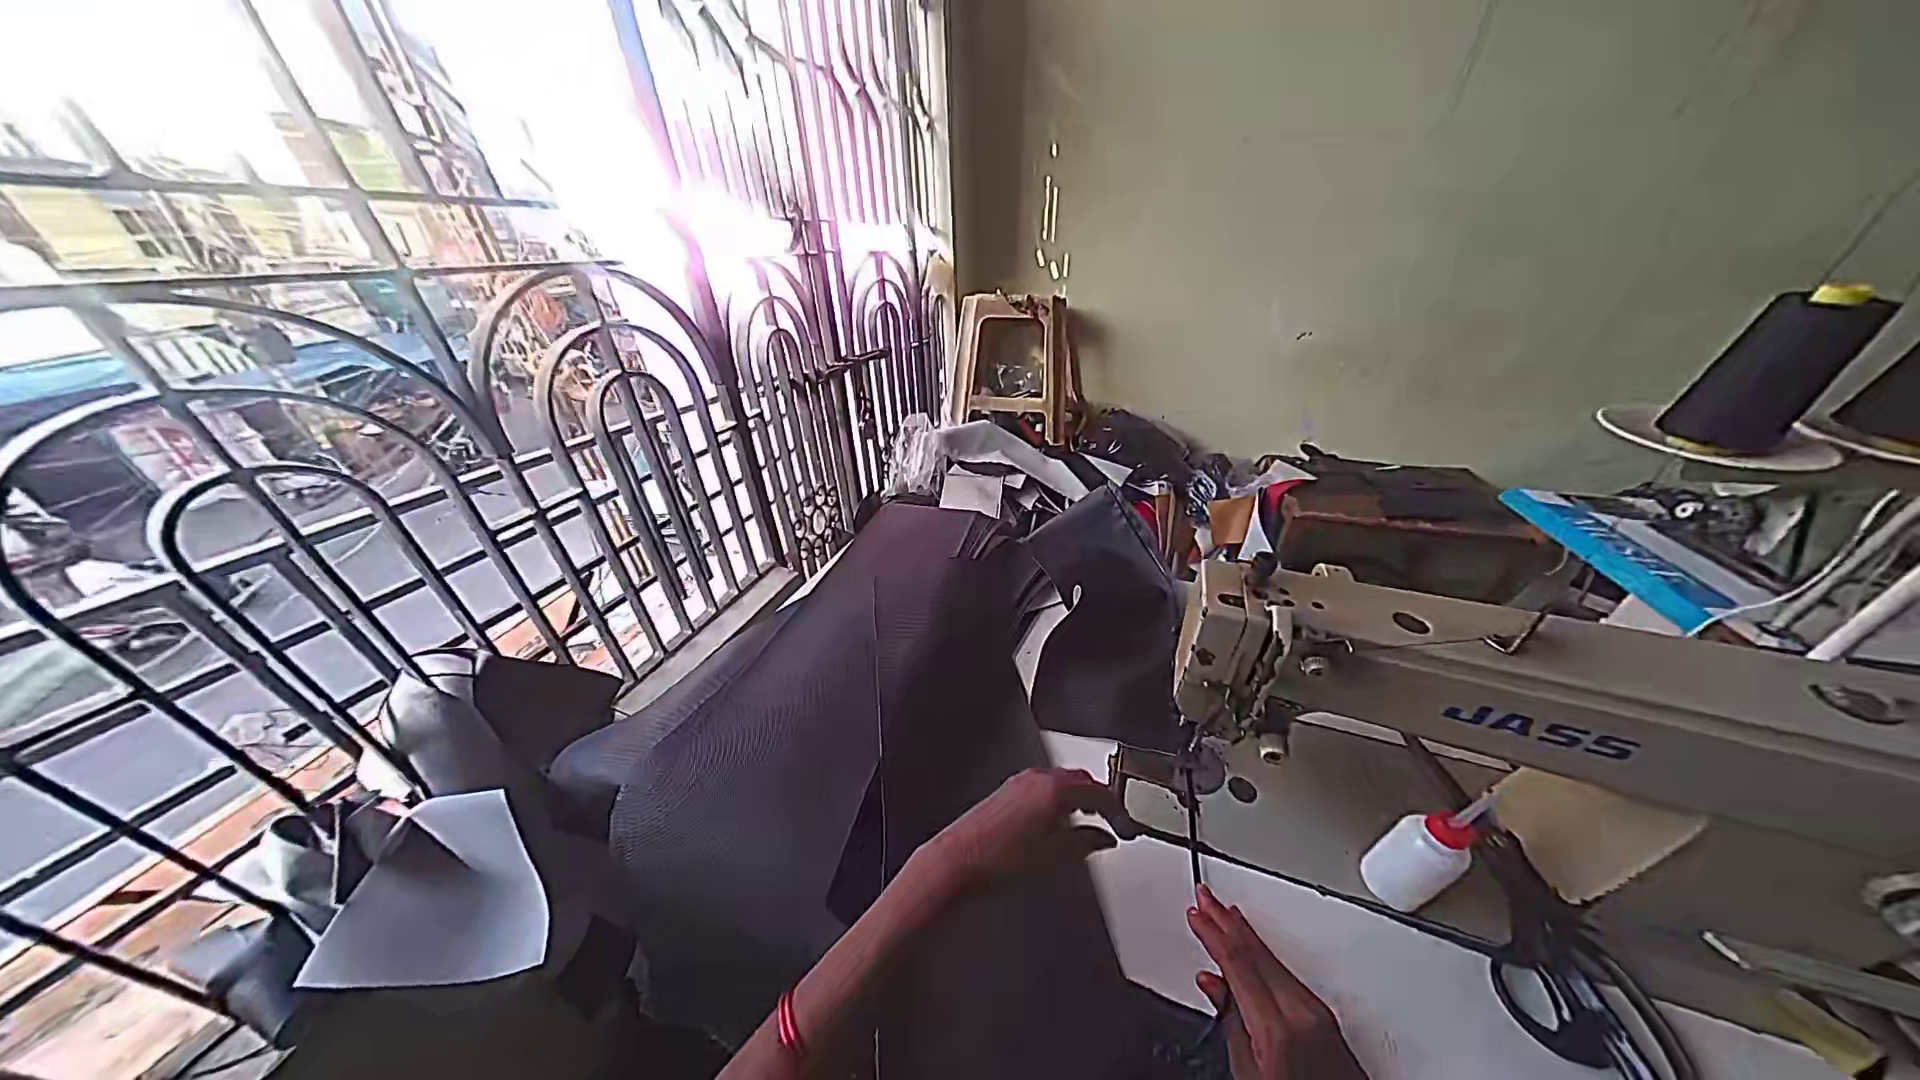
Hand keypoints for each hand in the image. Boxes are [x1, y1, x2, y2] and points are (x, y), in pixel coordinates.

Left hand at [916, 768, 1137, 892]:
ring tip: (1089, 820)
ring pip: (1061, 780)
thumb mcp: (1055, 857)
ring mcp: (1020, 782)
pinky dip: (1059, 796)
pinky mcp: (1007, 789)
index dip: (1117, 808)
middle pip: (1080, 780)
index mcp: (1053, 790)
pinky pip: (1043, 784)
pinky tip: (1058, 819)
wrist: (960, 859)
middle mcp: (1037, 779)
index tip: (1125, 822)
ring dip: (1078, 796)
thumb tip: (1104, 838)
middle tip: (1112, 819)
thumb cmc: (999, 858)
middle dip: (1099, 798)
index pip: (1097, 792)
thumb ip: (1086, 844)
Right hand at [1188, 883, 1367, 1079]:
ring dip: (1242, 930)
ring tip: (1220, 909)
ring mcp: (1316, 1011)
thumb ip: (1230, 1021)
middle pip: (1255, 950)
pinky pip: (1285, 969)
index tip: (1195, 914)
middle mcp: (1301, 1011)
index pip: (1236, 962)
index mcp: (1277, 1027)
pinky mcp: (1324, 1013)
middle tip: (1203, 895)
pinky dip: (1261, 949)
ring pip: (1270, 956)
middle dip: (1224, 918)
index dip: (1212, 933)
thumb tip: (1211, 982)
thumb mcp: (1249, 1074)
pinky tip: (1250, 940)